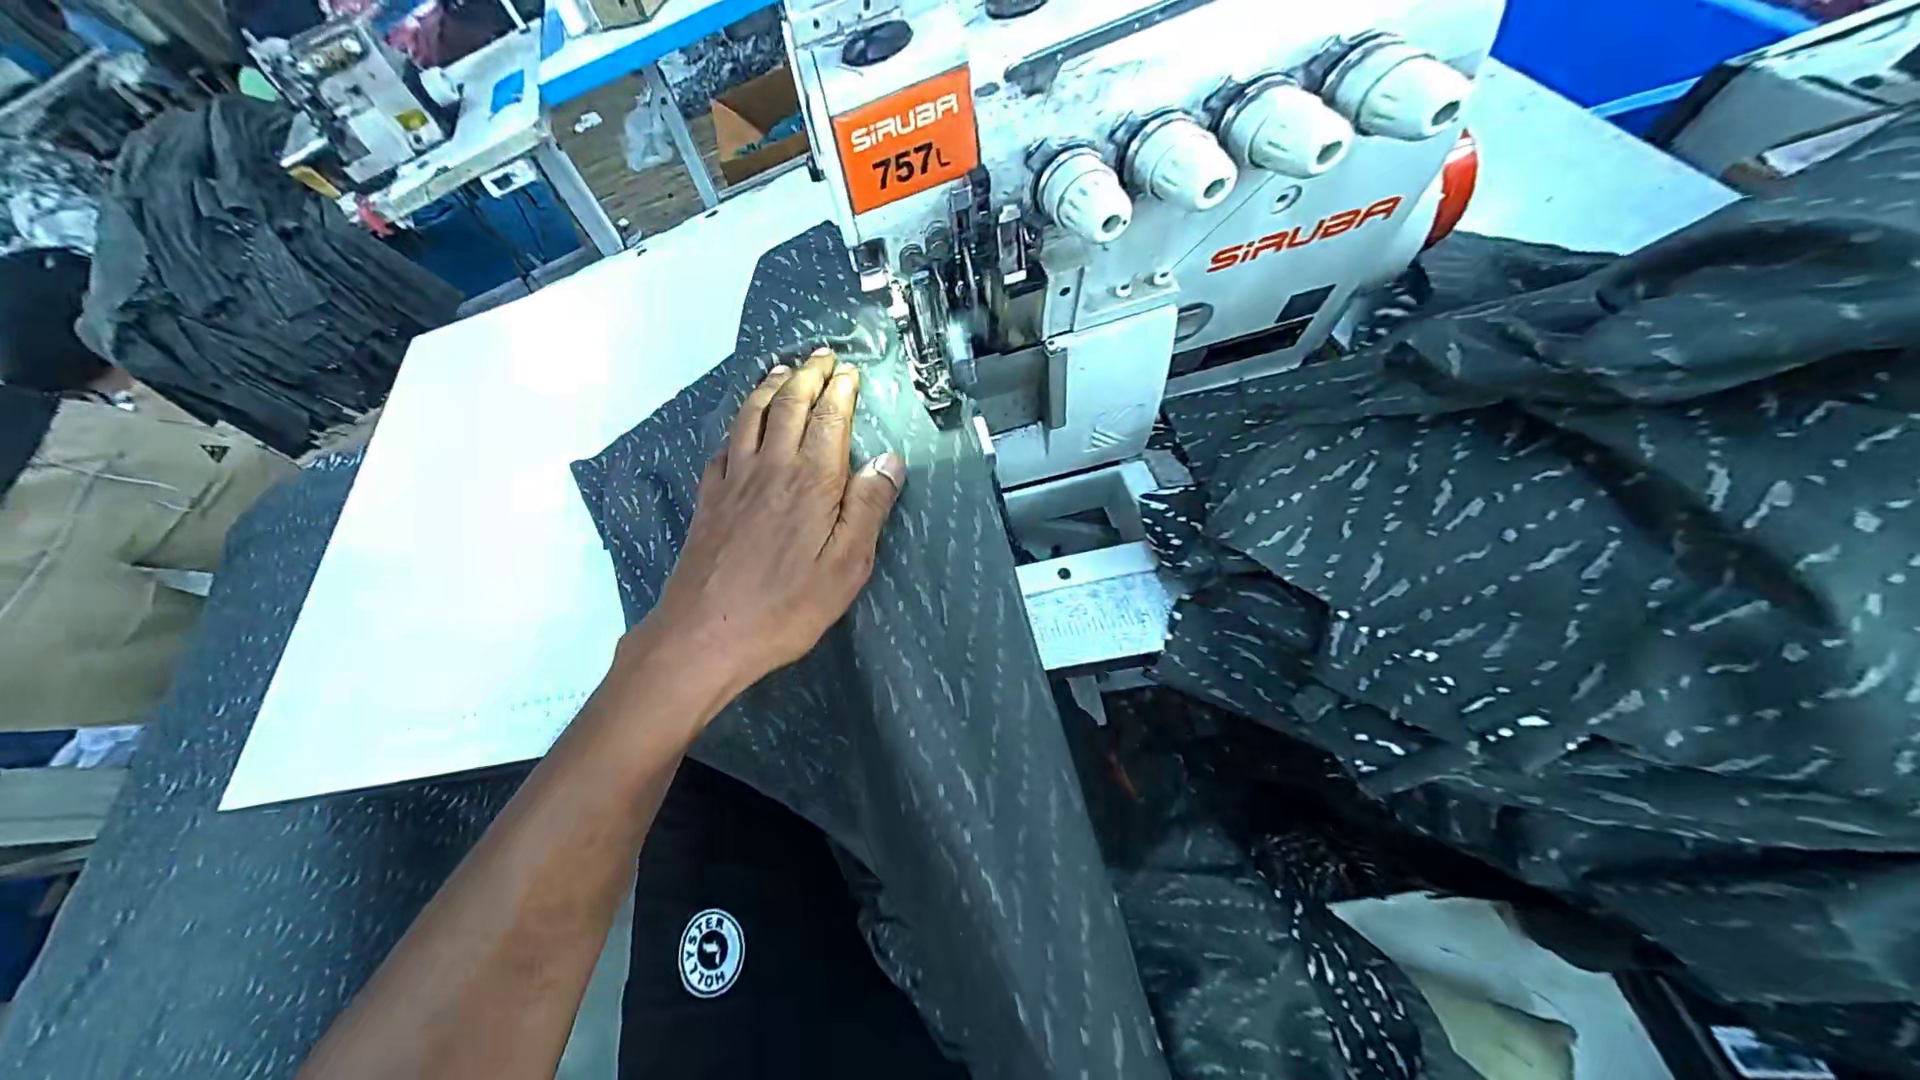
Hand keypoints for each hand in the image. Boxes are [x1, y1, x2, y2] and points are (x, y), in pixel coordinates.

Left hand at [628, 347, 906, 698]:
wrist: (705, 633)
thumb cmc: (786, 606)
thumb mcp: (846, 566)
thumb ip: (868, 509)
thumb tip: (890, 461)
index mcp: (811, 482)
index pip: (830, 420)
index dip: (840, 391)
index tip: (849, 371)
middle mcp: (770, 467)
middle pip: (789, 406)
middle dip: (808, 376)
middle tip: (821, 357)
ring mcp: (733, 480)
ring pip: (751, 417)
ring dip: (769, 388)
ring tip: (782, 370)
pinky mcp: (709, 498)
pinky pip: (724, 445)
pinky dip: (737, 423)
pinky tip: (740, 425)